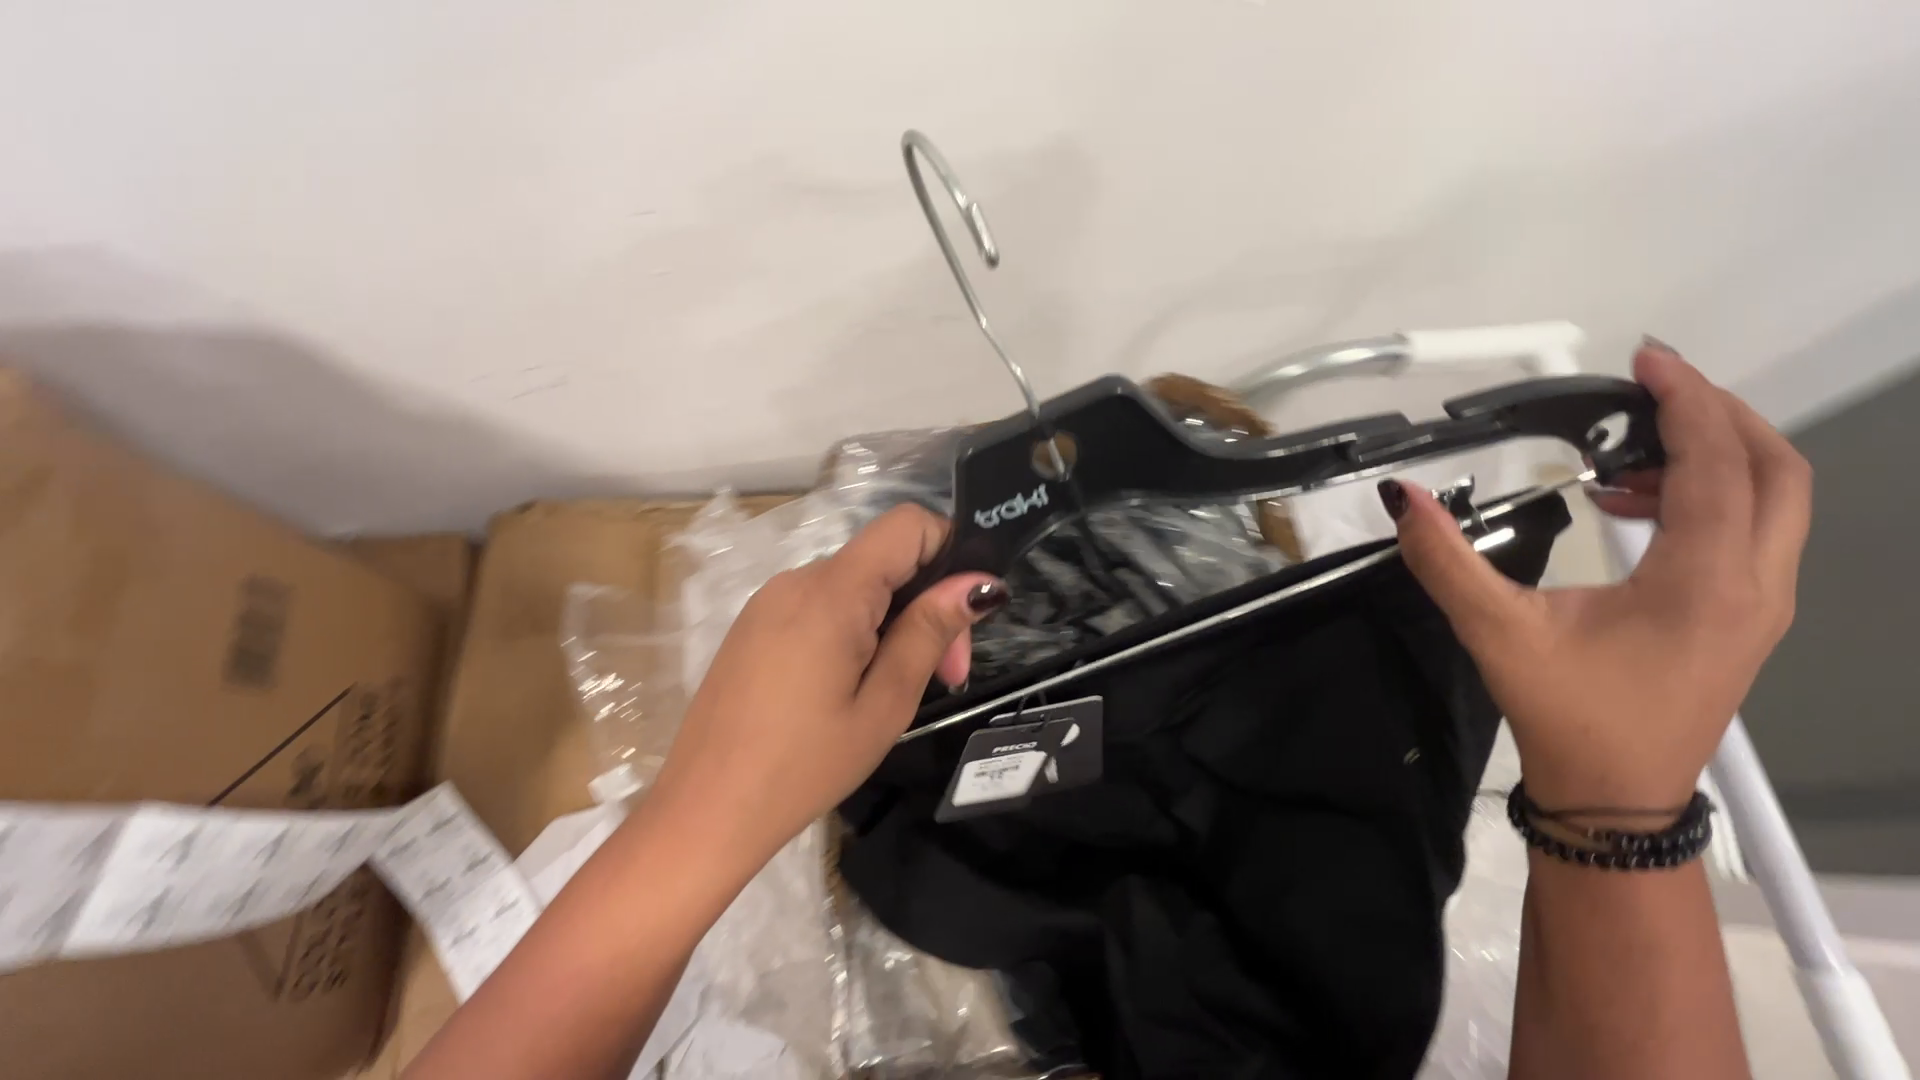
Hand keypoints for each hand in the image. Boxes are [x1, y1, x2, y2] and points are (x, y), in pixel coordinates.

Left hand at [647, 504, 1006, 863]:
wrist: (704, 810)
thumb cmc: (804, 766)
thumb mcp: (884, 703)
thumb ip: (929, 632)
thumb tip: (979, 583)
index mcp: (832, 592)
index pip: (907, 524)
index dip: (950, 550)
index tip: (966, 616)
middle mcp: (797, 580)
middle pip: (884, 559)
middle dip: (927, 604)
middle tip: (946, 676)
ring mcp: (769, 601)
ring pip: (855, 586)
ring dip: (892, 623)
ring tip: (894, 691)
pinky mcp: (755, 625)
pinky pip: (822, 606)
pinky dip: (855, 631)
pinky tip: (851, 688)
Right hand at [1381, 341, 1811, 811]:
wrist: (1617, 795)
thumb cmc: (1565, 712)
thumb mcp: (1496, 632)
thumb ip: (1447, 560)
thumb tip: (1405, 499)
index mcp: (1705, 580)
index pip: (1718, 463)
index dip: (1686, 401)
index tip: (1645, 360)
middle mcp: (1756, 584)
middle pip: (1776, 469)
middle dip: (1718, 415)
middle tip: (1649, 390)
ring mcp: (1760, 603)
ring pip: (1774, 501)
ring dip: (1715, 457)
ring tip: (1628, 453)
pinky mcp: (1746, 618)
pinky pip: (1751, 531)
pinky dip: (1708, 497)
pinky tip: (1633, 507)